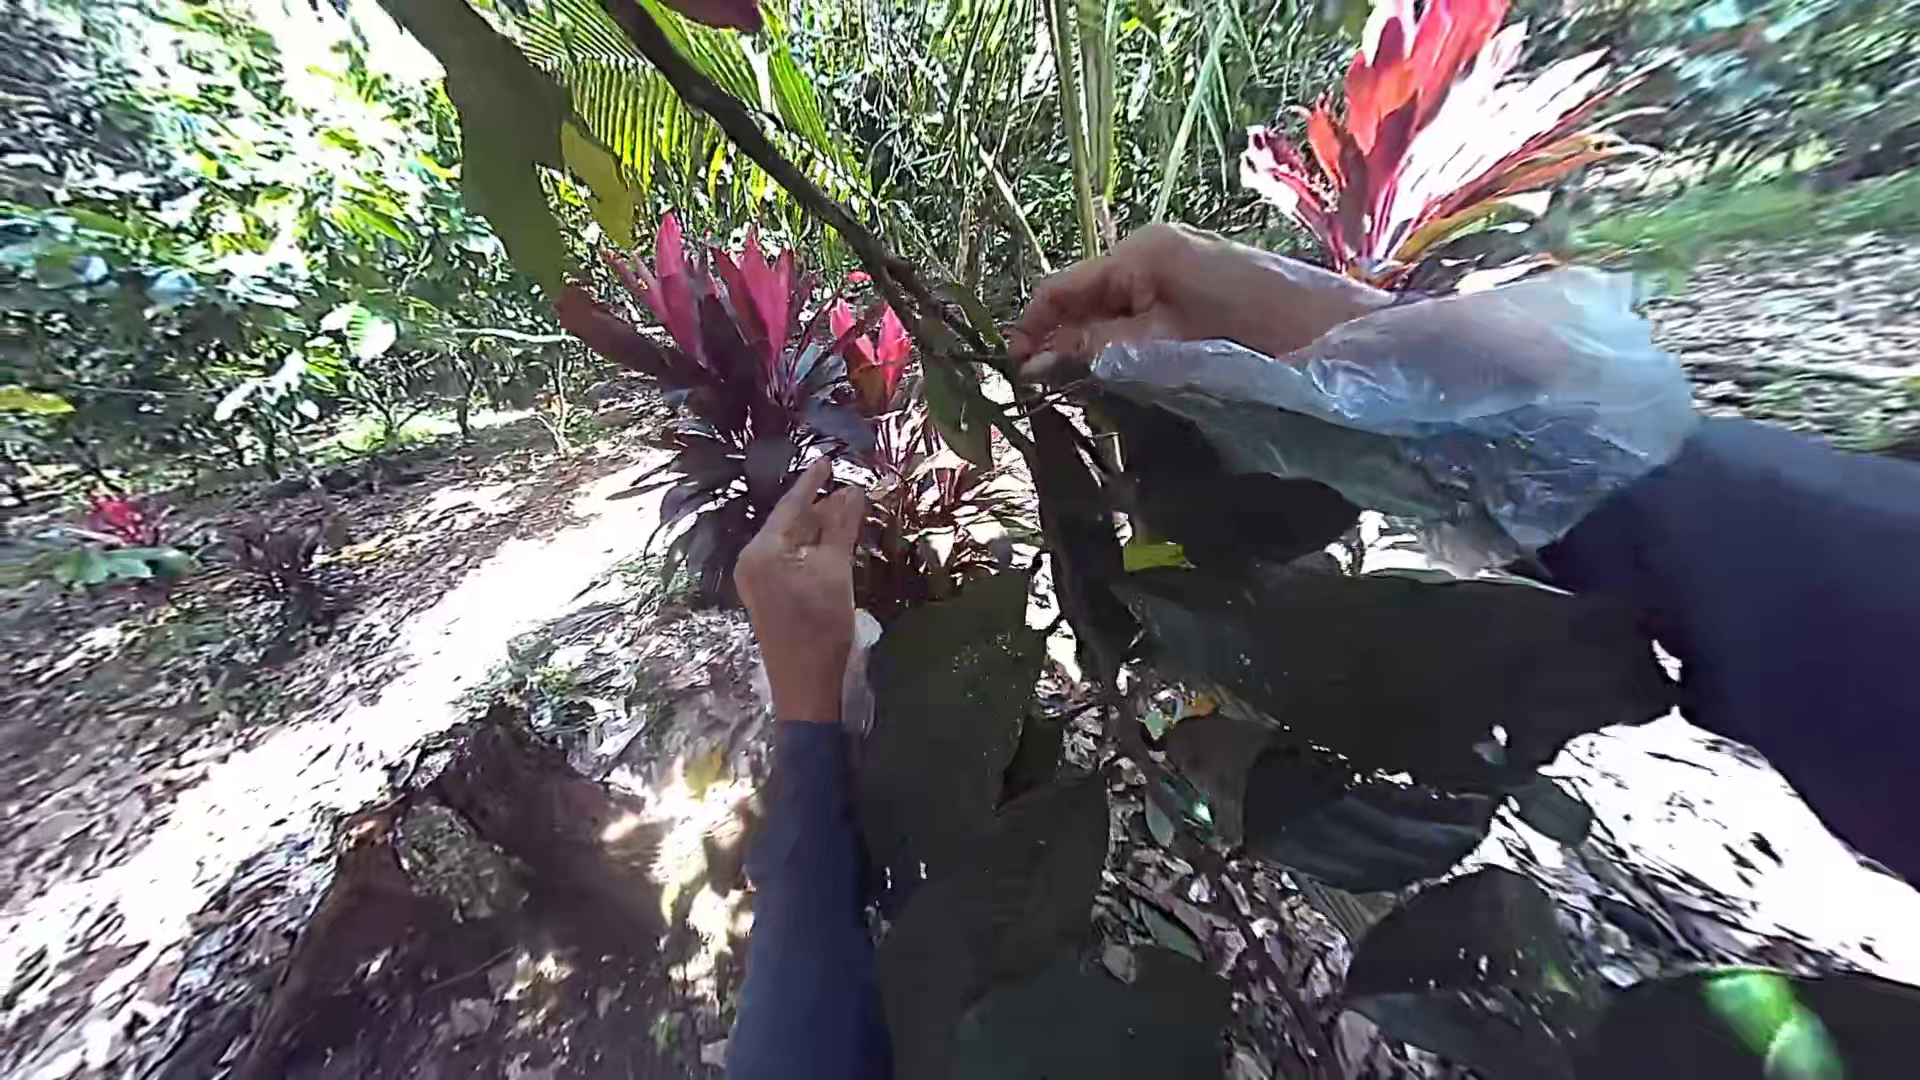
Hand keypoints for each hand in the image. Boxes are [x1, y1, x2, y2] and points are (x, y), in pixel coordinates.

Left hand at [735, 459, 866, 723]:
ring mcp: (760, 581)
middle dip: (821, 507)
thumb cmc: (821, 627)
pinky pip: (793, 561)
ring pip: (794, 544)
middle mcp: (753, 562)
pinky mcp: (771, 596)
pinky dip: (815, 550)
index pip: (790, 508)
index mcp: (761, 553)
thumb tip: (853, 491)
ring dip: (821, 529)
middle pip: (791, 525)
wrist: (807, 684)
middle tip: (850, 489)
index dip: (812, 483)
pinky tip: (836, 542)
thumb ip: (842, 528)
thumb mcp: (835, 572)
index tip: (828, 460)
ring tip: (849, 510)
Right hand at [1007, 223, 1390, 379]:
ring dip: (1085, 348)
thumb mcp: (1157, 344)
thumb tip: (1033, 363)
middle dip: (1057, 341)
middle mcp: (1148, 253)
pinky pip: (1133, 318)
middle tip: (1042, 386)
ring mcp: (1170, 272)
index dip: (1031, 326)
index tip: (1014, 368)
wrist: (1329, 336)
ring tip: (1073, 384)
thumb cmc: (1243, 334)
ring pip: (1106, 312)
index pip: (1061, 287)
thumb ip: (1094, 349)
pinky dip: (1116, 346)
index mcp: (1137, 254)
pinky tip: (1114, 371)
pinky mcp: (1187, 294)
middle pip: (1081, 299)